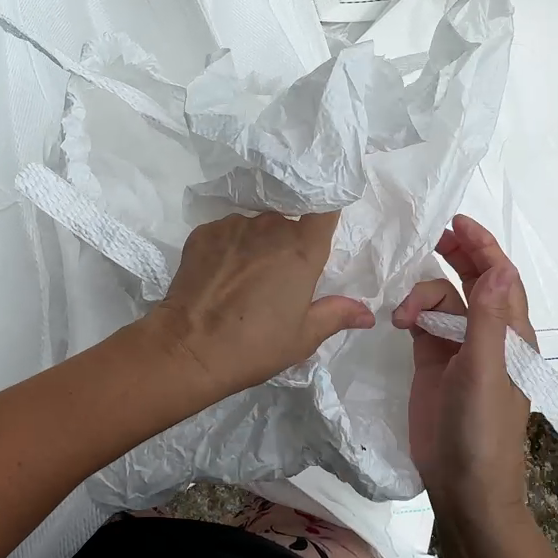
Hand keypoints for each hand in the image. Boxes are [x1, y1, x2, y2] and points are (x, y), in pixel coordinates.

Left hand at [136, 210, 374, 399]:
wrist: (190, 348)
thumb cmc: (255, 345)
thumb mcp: (303, 337)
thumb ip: (336, 315)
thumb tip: (367, 313)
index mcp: (301, 250)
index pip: (323, 210)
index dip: (326, 209)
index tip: (324, 219)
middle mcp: (269, 227)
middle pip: (286, 220)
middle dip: (286, 240)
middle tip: (279, 273)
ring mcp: (232, 226)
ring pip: (254, 225)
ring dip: (255, 242)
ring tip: (245, 277)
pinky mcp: (203, 231)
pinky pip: (225, 232)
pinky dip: (228, 247)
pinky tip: (220, 274)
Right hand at [391, 214, 535, 520]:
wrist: (462, 484)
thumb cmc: (481, 428)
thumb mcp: (485, 371)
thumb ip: (491, 320)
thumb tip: (500, 267)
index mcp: (512, 335)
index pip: (501, 277)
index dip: (484, 246)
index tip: (457, 221)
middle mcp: (489, 335)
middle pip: (475, 281)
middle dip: (458, 254)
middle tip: (432, 236)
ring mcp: (459, 347)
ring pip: (443, 298)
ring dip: (422, 294)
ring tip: (402, 314)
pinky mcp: (433, 359)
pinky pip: (423, 319)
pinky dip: (410, 311)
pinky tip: (397, 320)